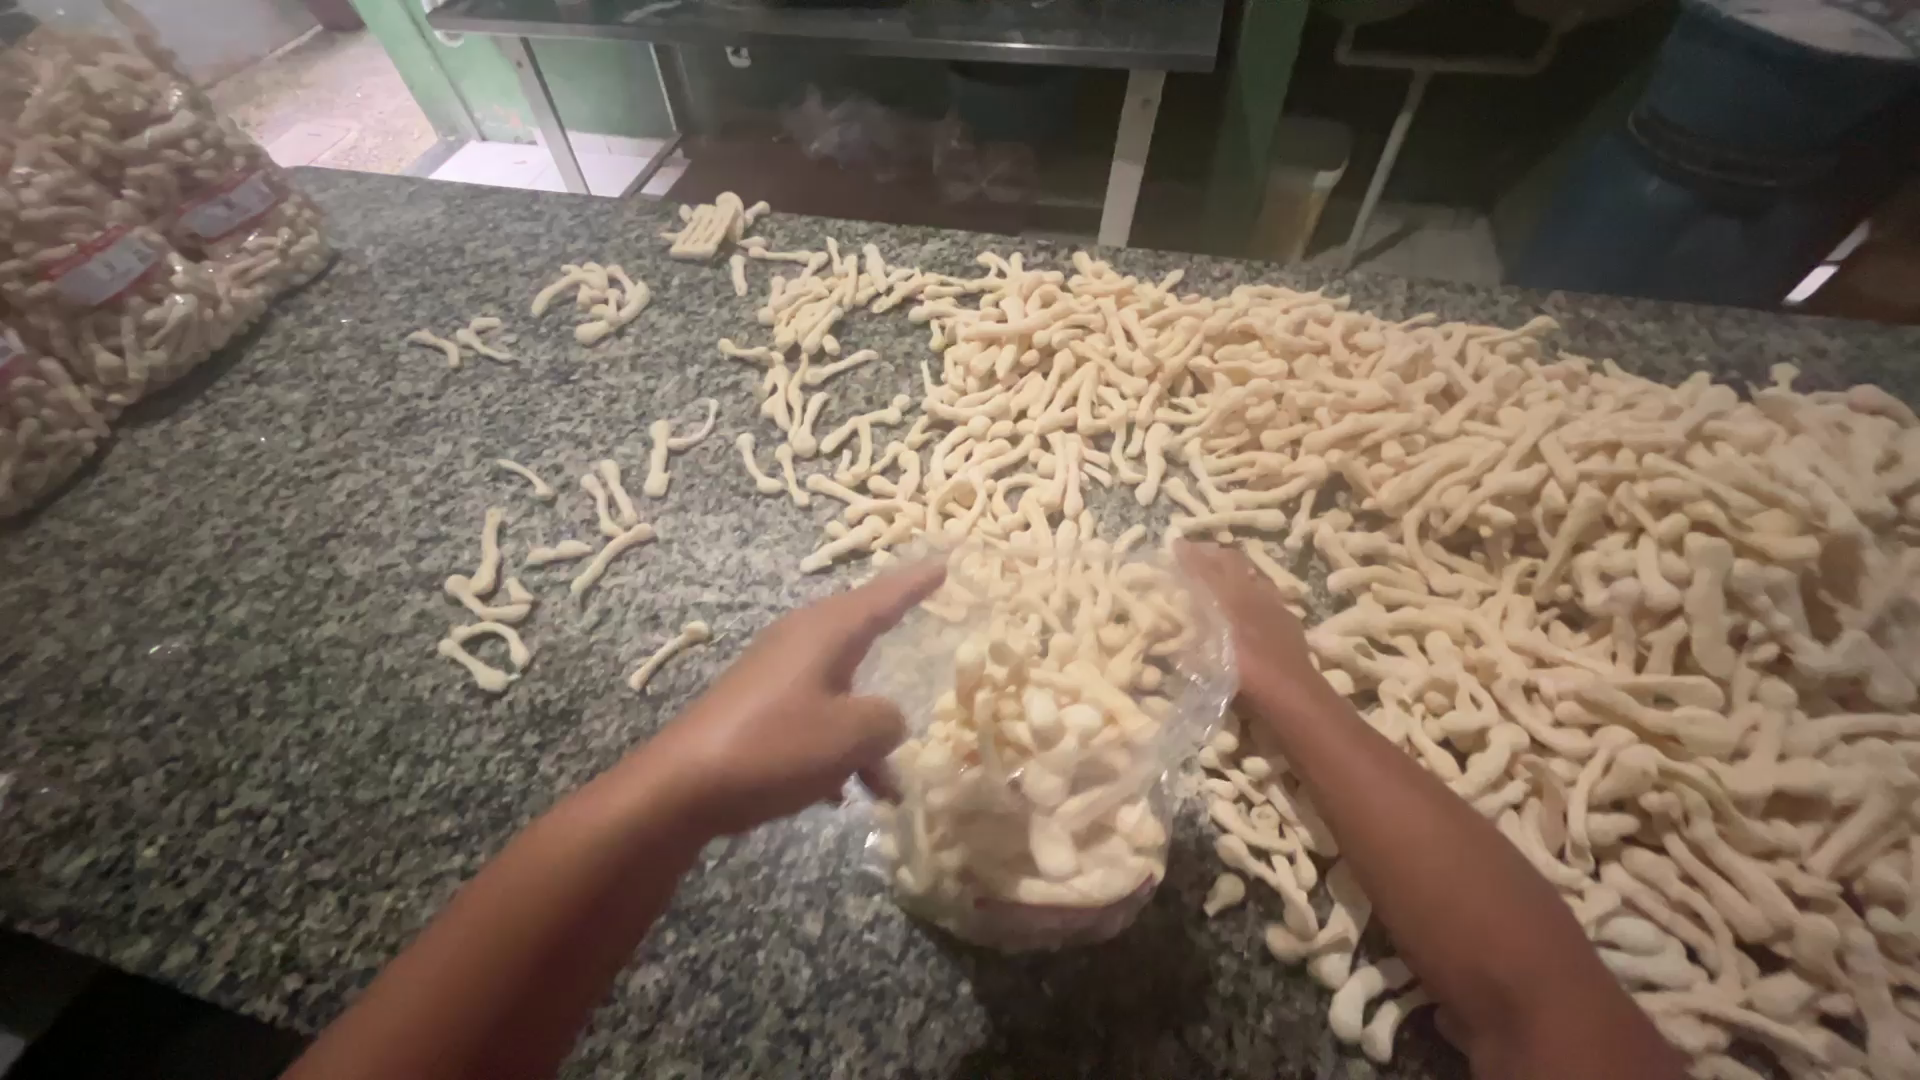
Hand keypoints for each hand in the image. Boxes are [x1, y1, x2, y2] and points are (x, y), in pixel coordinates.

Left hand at [643, 560, 945, 836]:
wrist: (682, 787)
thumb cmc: (776, 746)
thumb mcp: (850, 735)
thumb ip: (887, 720)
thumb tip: (888, 719)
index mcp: (826, 632)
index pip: (883, 596)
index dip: (916, 583)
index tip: (944, 565)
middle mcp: (801, 641)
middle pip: (861, 635)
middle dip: (895, 648)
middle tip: (928, 637)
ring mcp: (777, 674)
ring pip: (841, 690)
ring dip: (867, 734)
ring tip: (888, 788)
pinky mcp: (760, 707)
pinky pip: (814, 716)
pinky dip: (835, 748)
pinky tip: (840, 793)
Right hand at [1175, 542, 1325, 714]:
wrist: (1293, 693)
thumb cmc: (1244, 677)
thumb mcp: (1205, 663)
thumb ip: (1186, 644)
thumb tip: (1168, 633)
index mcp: (1228, 600)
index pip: (1205, 568)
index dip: (1189, 555)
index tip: (1175, 543)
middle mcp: (1251, 594)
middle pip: (1233, 561)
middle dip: (1213, 553)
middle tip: (1198, 552)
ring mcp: (1274, 604)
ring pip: (1253, 573)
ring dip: (1236, 568)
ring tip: (1223, 571)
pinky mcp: (1288, 618)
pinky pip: (1268, 593)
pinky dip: (1254, 589)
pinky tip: (1251, 601)